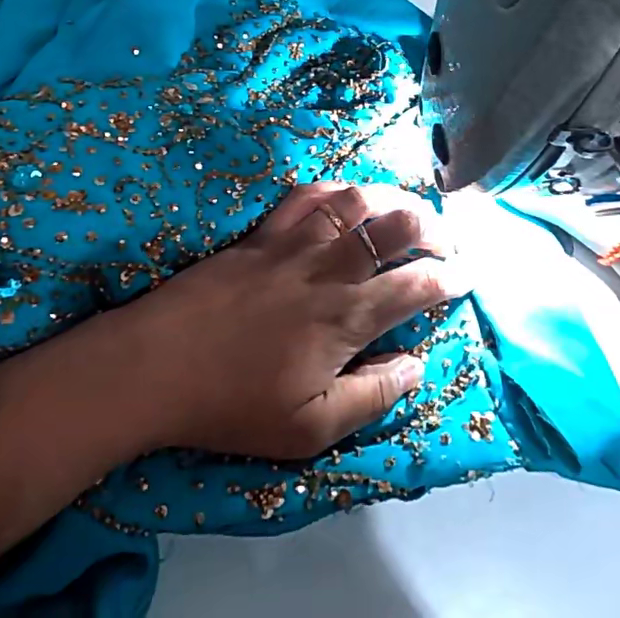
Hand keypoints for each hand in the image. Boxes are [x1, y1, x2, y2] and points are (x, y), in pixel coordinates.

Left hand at [109, 182, 460, 458]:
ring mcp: (294, 244)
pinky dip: (337, 189)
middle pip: (396, 227)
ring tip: (409, 209)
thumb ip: (373, 396)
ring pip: (357, 201)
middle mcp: (329, 270)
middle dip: (433, 228)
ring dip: (394, 199)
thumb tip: (418, 365)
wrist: (155, 366)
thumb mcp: (310, 428)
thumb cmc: (234, 404)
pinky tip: (348, 196)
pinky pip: (307, 196)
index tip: (464, 278)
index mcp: (346, 318)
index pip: (416, 285)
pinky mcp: (263, 234)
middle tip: (444, 242)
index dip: (450, 278)